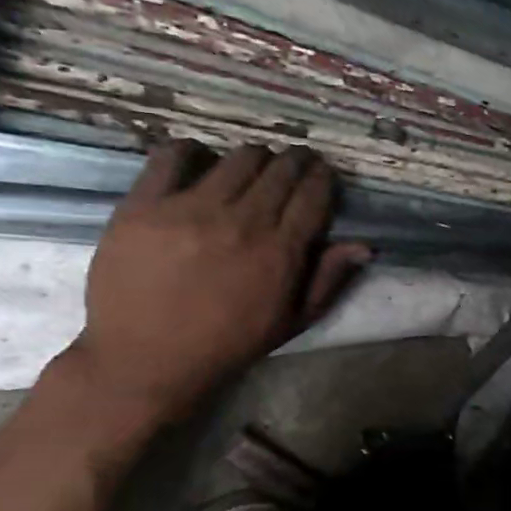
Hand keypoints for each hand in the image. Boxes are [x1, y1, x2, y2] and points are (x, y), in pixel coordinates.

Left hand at [63, 140, 370, 422]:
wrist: (146, 359)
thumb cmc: (227, 344)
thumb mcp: (291, 322)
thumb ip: (328, 280)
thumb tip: (364, 246)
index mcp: (280, 252)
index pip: (313, 193)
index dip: (323, 178)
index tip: (322, 176)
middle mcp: (242, 221)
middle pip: (281, 168)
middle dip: (297, 161)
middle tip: (294, 165)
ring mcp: (190, 208)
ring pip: (238, 157)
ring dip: (255, 158)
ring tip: (251, 170)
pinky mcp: (145, 204)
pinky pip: (173, 155)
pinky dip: (193, 152)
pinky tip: (198, 164)